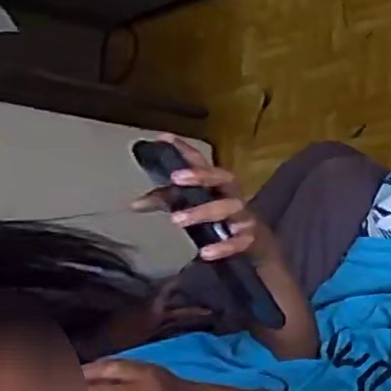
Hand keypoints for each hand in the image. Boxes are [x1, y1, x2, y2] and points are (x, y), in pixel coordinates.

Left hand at [132, 134, 281, 266]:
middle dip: (204, 176)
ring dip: (205, 211)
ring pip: (231, 208)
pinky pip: (240, 240)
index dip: (187, 152)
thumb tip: (133, 204)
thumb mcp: (193, 209)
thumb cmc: (220, 223)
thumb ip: (168, 203)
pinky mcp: (250, 238)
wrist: (257, 247)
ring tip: (176, 220)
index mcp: (218, 188)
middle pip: (226, 179)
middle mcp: (233, 197)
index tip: (165, 138)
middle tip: (178, 177)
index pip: (205, 166)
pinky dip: (225, 246)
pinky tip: (206, 252)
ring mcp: (244, 217)